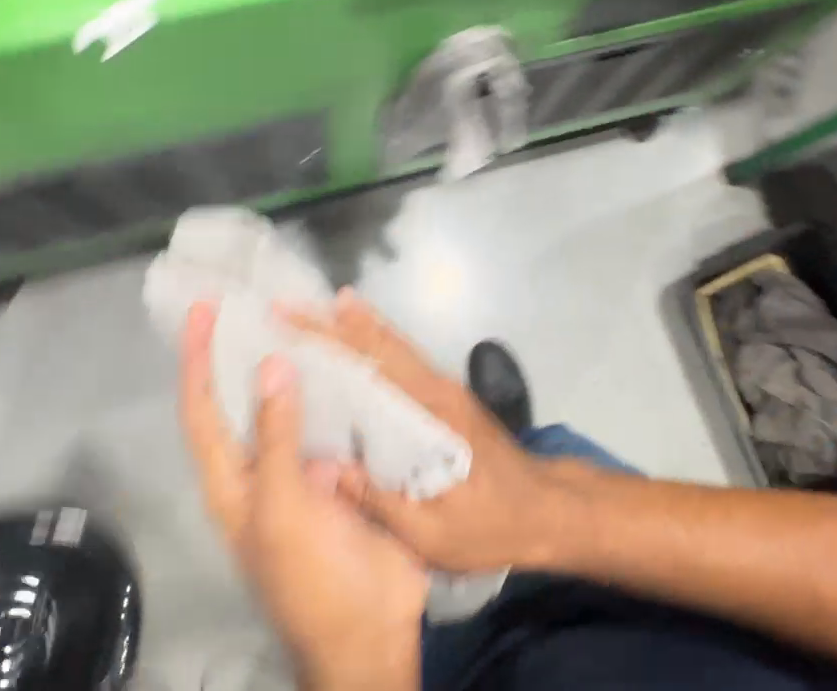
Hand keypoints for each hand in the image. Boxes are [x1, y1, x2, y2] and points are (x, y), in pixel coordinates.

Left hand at [178, 301, 426, 690]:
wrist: (371, 628)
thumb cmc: (312, 576)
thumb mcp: (283, 508)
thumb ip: (276, 437)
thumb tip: (271, 364)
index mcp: (234, 482)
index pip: (202, 412)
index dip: (198, 362)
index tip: (203, 313)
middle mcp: (264, 469)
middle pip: (246, 403)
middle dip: (244, 353)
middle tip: (257, 301)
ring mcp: (307, 470)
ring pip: (295, 408)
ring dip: (297, 367)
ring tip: (307, 317)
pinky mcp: (347, 471)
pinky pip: (338, 422)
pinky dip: (341, 392)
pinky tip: (355, 361)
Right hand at [279, 290, 592, 574]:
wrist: (549, 511)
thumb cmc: (492, 523)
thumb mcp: (432, 531)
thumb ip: (378, 500)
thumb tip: (320, 468)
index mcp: (430, 412)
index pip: (373, 363)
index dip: (330, 339)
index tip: (291, 318)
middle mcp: (436, 389)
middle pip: (380, 344)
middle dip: (332, 323)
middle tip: (286, 306)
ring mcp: (445, 391)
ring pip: (394, 348)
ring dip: (354, 328)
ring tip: (314, 312)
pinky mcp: (448, 400)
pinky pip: (404, 363)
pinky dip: (375, 346)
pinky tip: (357, 347)